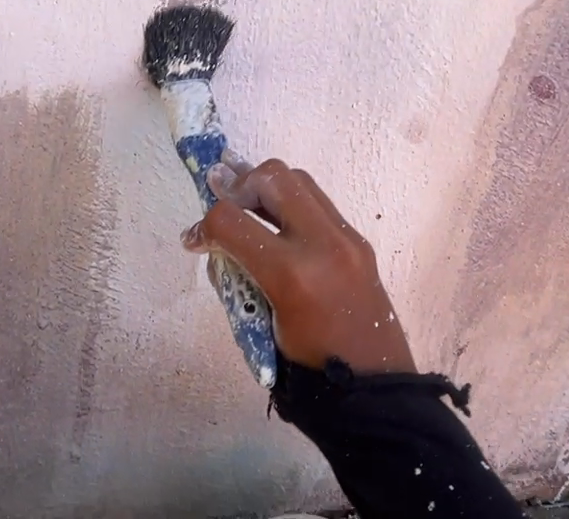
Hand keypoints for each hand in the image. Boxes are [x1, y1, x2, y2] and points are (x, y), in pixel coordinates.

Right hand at [183, 158, 415, 374]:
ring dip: (267, 188)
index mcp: (293, 274)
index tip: (194, 240)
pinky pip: (317, 202)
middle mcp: (323, 244)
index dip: (203, 226)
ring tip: (249, 209)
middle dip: (239, 186)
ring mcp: (347, 238)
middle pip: (272, 177)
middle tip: (226, 207)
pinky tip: (276, 226)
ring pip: (298, 179)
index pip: (231, 221)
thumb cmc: (306, 371)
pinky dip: (290, 204)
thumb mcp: (257, 327)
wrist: (373, 392)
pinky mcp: (358, 241)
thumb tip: (213, 241)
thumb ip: (235, 276)